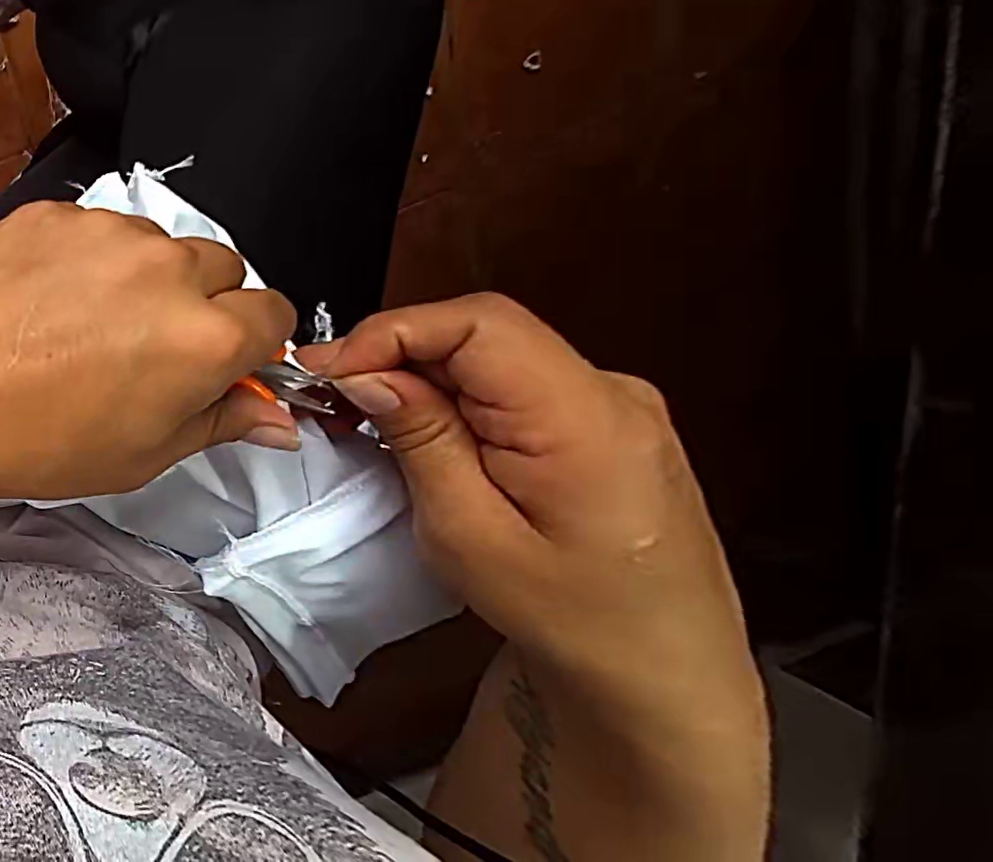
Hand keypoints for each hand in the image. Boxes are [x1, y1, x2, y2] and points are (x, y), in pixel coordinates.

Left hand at [0, 201, 297, 503]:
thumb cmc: (37, 440)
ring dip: (147, 277)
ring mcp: (108, 233)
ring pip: (162, 244)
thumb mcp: (145, 451)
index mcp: (204, 337)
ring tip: (93, 321)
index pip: (274, 315)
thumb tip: (276, 419)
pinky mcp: (57, 214)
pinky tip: (54, 298)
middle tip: (151, 342)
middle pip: (225, 268)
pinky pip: (100, 228)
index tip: (227, 354)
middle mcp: (167, 270)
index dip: (253, 340)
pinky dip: (91, 258)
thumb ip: (223, 421)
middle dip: (205, 303)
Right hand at [297, 293, 762, 734]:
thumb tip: (364, 372)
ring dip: (419, 371)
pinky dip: (451, 390)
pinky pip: (508, 378)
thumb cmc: (568, 617)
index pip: (479, 323)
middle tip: (329, 389)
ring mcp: (609, 398)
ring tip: (364, 410)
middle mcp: (608, 389)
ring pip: (489, 352)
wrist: (663, 669)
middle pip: (480, 332)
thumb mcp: (469, 533)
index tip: (330, 368)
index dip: (394, 331)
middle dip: (395, 351)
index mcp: (587, 418)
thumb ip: (420, 437)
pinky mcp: (598, 414)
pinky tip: (421, 423)